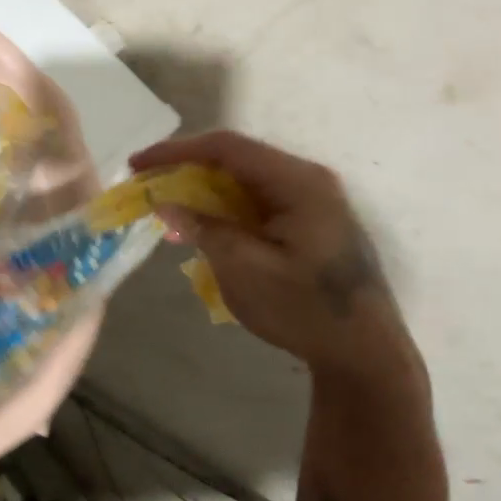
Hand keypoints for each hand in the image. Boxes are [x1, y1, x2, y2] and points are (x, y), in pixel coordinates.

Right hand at [130, 131, 420, 385]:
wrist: (364, 353)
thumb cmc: (303, 309)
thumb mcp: (243, 269)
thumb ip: (203, 228)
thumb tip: (165, 202)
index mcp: (297, 183)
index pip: (226, 148)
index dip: (175, 151)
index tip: (136, 166)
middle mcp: (307, 181)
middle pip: (234, 158)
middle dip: (184, 168)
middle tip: (144, 184)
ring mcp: (311, 200)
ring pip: (242, 179)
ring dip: (200, 189)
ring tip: (164, 206)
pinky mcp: (307, 221)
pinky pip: (254, 200)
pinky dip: (220, 206)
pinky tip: (198, 225)